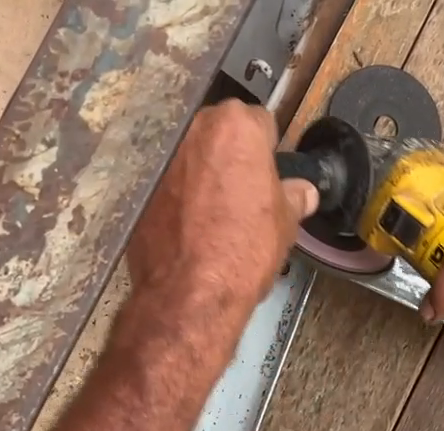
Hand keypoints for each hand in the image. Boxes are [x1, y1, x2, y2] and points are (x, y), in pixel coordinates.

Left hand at [127, 102, 318, 315]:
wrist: (189, 294)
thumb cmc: (238, 254)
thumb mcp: (285, 224)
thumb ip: (294, 197)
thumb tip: (302, 193)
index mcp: (236, 126)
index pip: (261, 123)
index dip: (268, 151)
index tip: (269, 173)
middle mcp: (194, 132)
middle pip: (221, 136)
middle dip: (232, 161)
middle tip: (245, 198)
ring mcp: (163, 159)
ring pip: (192, 161)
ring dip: (203, 180)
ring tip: (218, 219)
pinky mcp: (141, 190)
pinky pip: (169, 187)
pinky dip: (179, 202)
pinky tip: (192, 231)